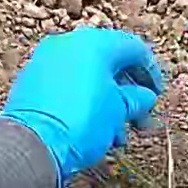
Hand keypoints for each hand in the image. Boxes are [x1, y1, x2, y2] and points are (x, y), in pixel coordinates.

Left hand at [0, 28, 163, 187]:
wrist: (31, 145)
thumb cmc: (81, 122)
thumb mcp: (118, 111)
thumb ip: (136, 100)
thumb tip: (144, 98)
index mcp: (95, 42)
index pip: (134, 49)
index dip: (151, 74)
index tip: (156, 97)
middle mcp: (69, 44)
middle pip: (109, 64)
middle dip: (128, 95)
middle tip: (139, 122)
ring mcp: (46, 61)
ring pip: (88, 79)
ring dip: (108, 105)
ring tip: (116, 136)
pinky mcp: (31, 82)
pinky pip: (67, 88)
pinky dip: (84, 105)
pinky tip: (93, 131)